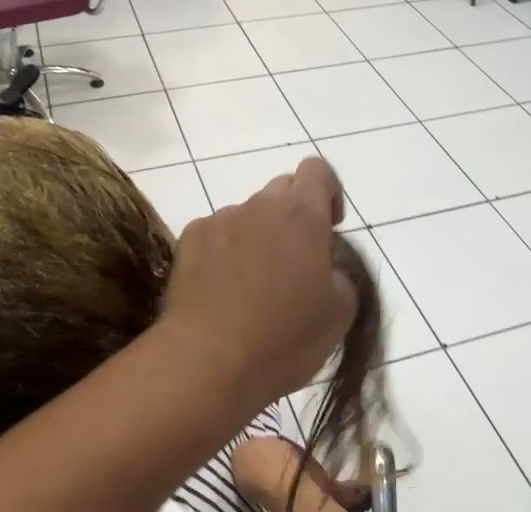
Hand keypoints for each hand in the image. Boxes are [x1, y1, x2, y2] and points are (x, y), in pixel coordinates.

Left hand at [162, 156, 357, 406]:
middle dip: (293, 216)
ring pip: (248, 215)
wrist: (209, 360)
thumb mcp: (340, 313)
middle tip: (295, 264)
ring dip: (257, 237)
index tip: (329, 226)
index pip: (318, 170)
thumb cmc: (285, 338)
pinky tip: (222, 291)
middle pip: (282, 190)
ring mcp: (220, 219)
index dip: (328, 191)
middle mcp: (260, 205)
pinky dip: (224, 252)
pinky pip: (216, 234)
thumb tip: (326, 267)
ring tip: (253, 288)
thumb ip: (341, 274)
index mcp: (302, 215)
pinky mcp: (190, 238)